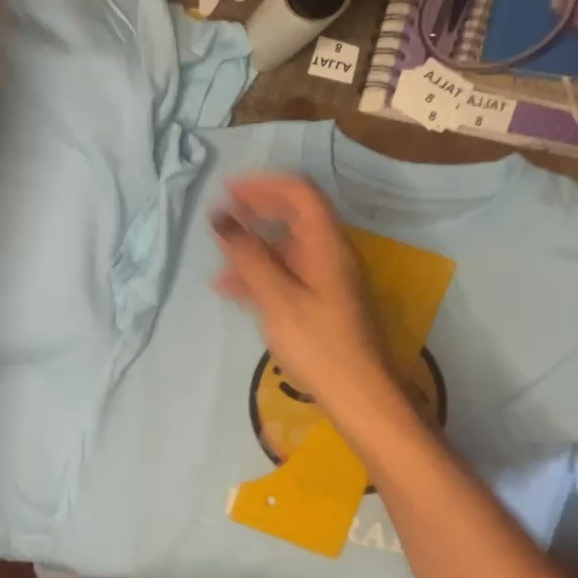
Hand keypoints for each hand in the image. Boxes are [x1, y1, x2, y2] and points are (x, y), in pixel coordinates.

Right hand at [212, 175, 399, 419]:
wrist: (358, 393)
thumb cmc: (318, 344)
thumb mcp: (277, 299)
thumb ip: (249, 256)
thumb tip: (222, 219)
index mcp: (326, 246)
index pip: (299, 195)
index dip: (263, 184)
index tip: (227, 188)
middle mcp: (332, 253)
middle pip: (296, 215)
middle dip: (257, 208)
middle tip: (221, 212)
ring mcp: (329, 277)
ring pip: (288, 245)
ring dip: (254, 242)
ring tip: (219, 254)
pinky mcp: (324, 300)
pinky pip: (289, 271)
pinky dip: (261, 269)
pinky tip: (233, 287)